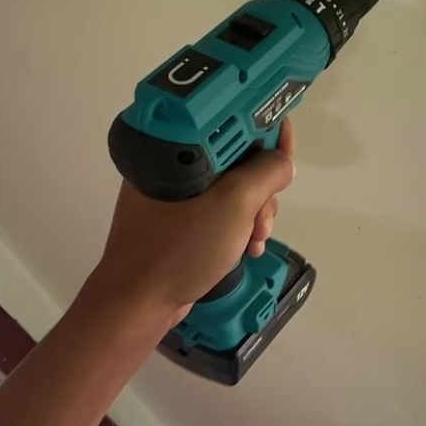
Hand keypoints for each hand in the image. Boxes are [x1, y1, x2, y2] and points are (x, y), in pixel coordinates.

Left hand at [81, 120, 296, 317]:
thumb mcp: (235, 203)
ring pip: (234, 188)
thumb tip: (283, 163)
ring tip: (255, 238)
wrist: (140, 303)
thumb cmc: (181, 246)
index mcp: (176, 149)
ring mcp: (174, 196)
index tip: (285, 142)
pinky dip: (239, 225)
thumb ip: (268, 173)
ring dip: (255, 212)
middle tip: (262, 214)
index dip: (262, 130)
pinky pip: (220, 210)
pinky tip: (247, 247)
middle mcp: (172, 167)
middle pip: (238, 159)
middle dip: (262, 188)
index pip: (229, 122)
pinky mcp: (178, 221)